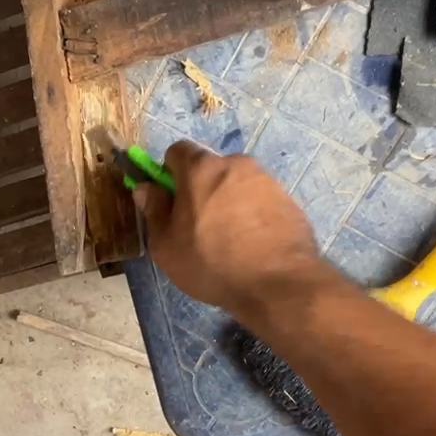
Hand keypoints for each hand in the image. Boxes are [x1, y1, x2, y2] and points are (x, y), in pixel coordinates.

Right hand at [133, 141, 336, 319]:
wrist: (278, 284)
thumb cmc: (211, 264)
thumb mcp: (166, 246)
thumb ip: (154, 211)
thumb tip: (146, 188)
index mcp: (201, 168)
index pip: (178, 151)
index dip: (169, 173)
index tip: (170, 201)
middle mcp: (236, 164)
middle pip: (209, 169)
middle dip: (200, 190)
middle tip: (198, 228)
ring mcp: (266, 180)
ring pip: (236, 185)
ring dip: (228, 203)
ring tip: (229, 242)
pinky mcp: (288, 200)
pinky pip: (259, 201)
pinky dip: (251, 216)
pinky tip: (252, 246)